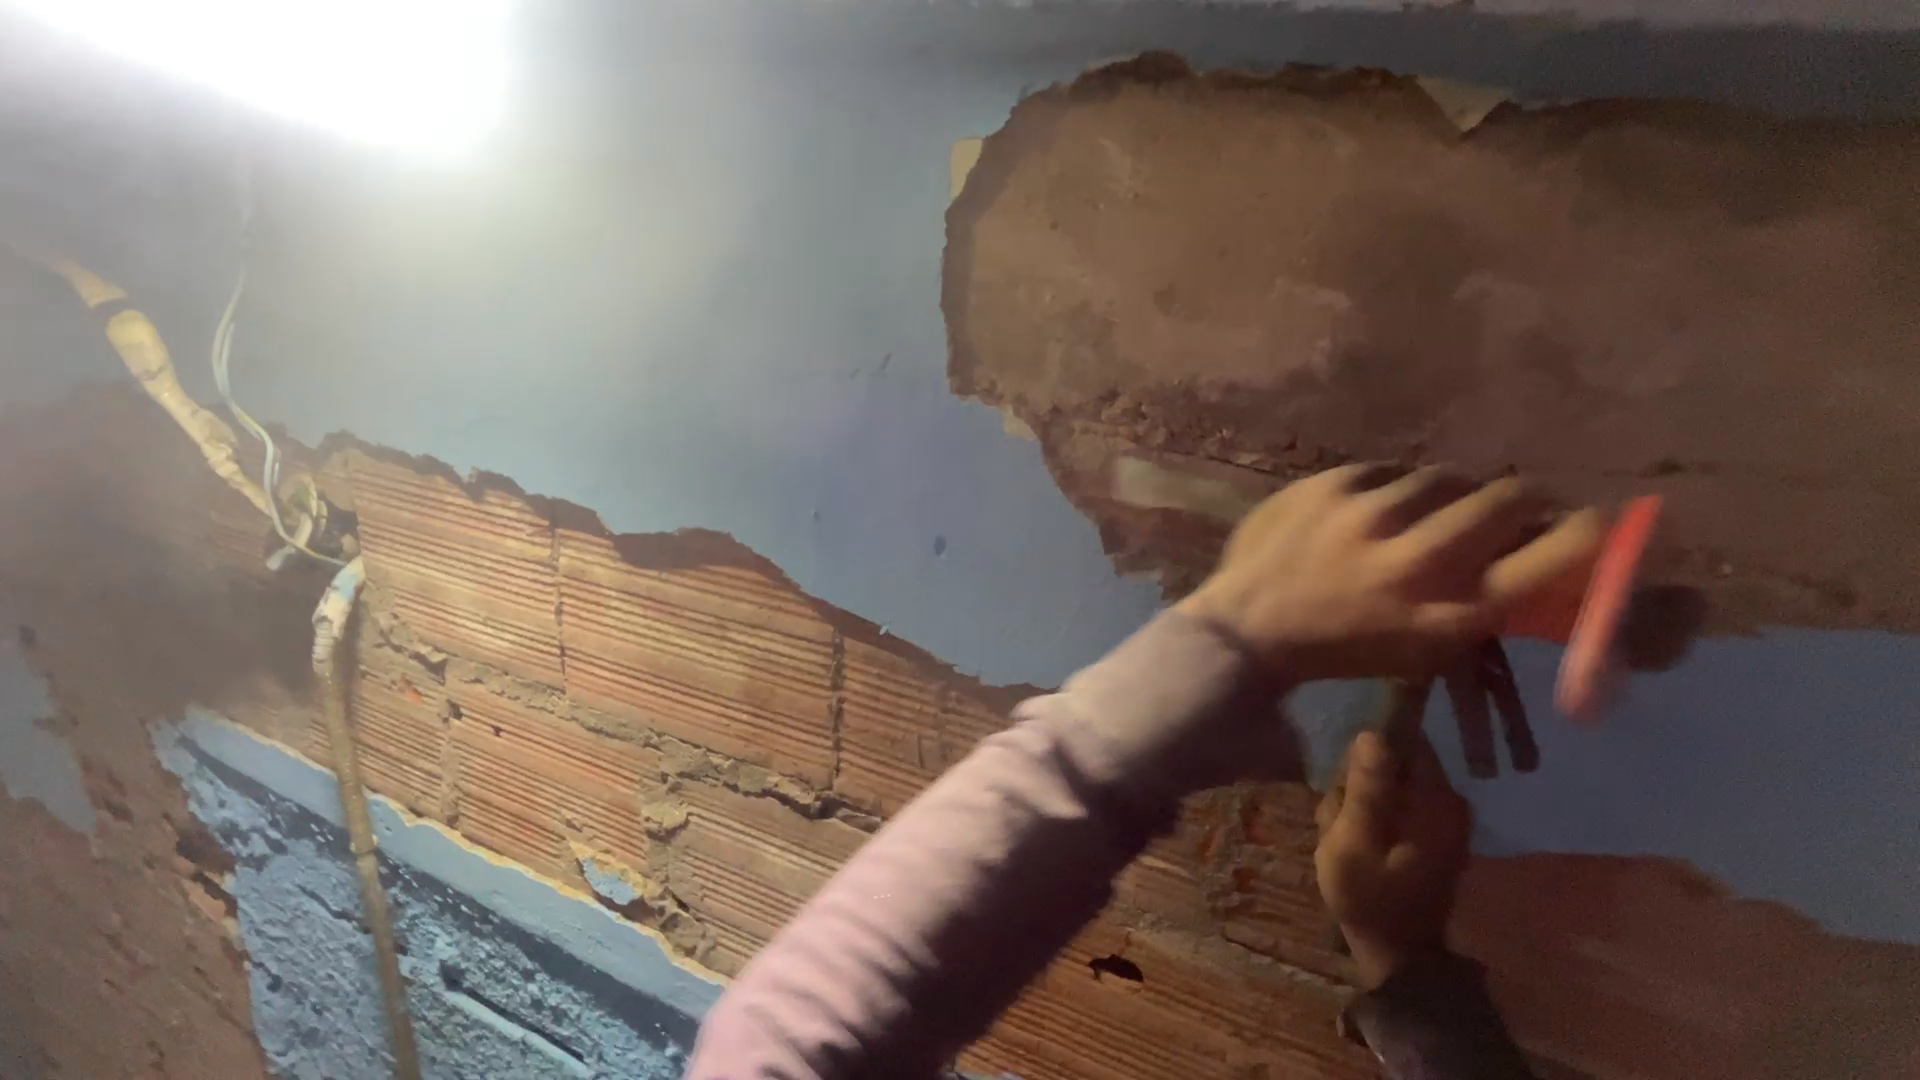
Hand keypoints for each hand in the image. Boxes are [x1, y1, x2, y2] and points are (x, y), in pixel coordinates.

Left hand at [1176, 464, 1603, 682]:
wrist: (1246, 627)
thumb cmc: (1340, 646)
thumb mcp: (1424, 647)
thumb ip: (1484, 601)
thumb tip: (1542, 549)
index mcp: (1450, 612)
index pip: (1560, 553)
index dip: (1590, 530)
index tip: (1589, 522)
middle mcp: (1417, 558)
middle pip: (1511, 497)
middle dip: (1521, 499)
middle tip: (1506, 507)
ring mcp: (1367, 515)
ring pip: (1446, 476)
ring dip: (1447, 493)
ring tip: (1421, 513)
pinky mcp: (1328, 485)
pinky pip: (1388, 469)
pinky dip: (1390, 487)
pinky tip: (1369, 511)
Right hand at [1315, 730, 1470, 987]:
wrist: (1395, 955)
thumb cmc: (1370, 896)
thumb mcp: (1355, 839)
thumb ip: (1365, 787)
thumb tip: (1371, 733)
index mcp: (1436, 801)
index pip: (1406, 739)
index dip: (1368, 748)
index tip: (1345, 779)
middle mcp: (1447, 802)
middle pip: (1392, 760)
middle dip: (1356, 781)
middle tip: (1337, 817)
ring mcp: (1440, 819)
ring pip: (1385, 783)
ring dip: (1355, 801)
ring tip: (1341, 835)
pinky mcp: (1429, 833)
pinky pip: (1391, 804)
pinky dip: (1368, 817)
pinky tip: (1353, 842)